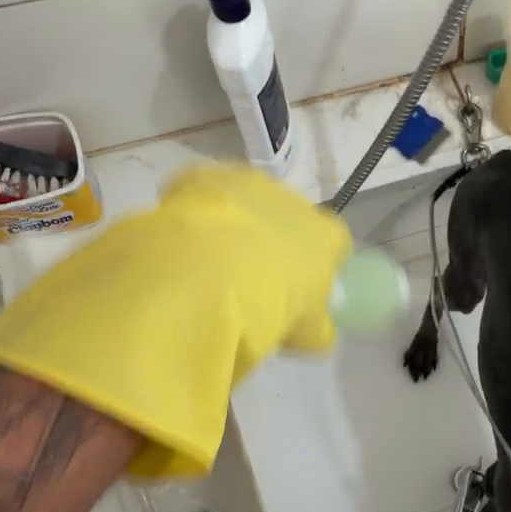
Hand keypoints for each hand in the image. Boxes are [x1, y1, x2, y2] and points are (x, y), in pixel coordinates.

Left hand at [0, 164, 350, 478]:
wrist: (211, 276)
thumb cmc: (273, 309)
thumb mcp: (304, 334)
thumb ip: (316, 331)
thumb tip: (319, 334)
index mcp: (326, 237)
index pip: (333, 243)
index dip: (316, 262)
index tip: (298, 286)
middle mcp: (293, 201)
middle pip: (288, 219)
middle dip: (271, 242)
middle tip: (250, 281)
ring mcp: (246, 184)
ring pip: (245, 203)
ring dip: (233, 226)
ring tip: (207, 267)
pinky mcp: (201, 177)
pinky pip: (198, 192)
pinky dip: (190, 213)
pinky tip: (176, 246)